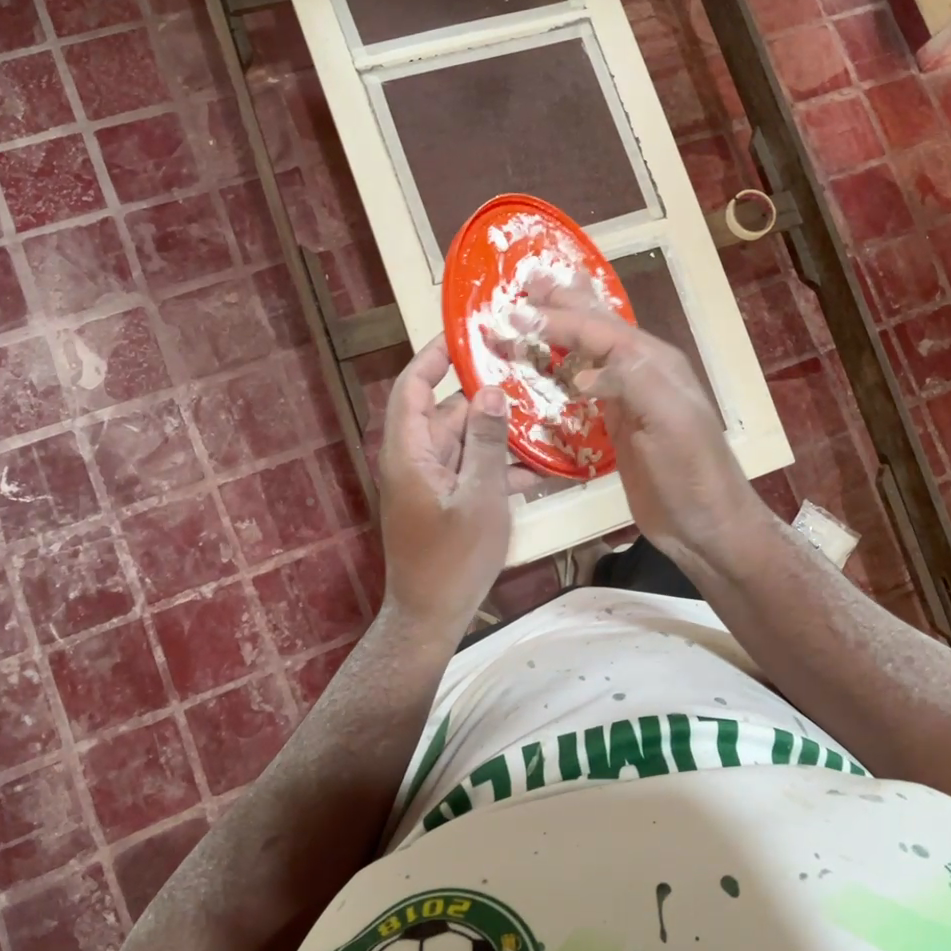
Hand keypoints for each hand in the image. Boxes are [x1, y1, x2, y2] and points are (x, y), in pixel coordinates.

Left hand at [377, 337, 532, 634]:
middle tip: (524, 374)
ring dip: (495, 434)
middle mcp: (414, 459)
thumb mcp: (478, 497)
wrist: (430, 616)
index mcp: (409, 452)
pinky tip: (536, 468)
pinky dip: (494, 466)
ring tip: (541, 416)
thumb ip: (484, 442)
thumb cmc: (452, 558)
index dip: (433, 356)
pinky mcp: (443, 502)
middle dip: (482, 395)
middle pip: (445, 413)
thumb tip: (491, 391)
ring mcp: (429, 482)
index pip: (414, 387)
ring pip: (462, 442)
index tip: (464, 333)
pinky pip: (468, 470)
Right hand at [525, 285, 767, 564]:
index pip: (600, 330)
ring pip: (588, 354)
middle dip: (562, 305)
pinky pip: (583, 390)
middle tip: (524, 286)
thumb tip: (584, 367)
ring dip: (558, 334)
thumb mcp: (671, 422)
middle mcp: (642, 372)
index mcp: (655, 363)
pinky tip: (544, 370)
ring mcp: (629, 400)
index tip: (515, 313)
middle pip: (597, 329)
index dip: (559, 318)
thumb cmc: (691, 474)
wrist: (706, 527)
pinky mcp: (617, 427)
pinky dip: (560, 374)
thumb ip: (633, 383)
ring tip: (529, 315)